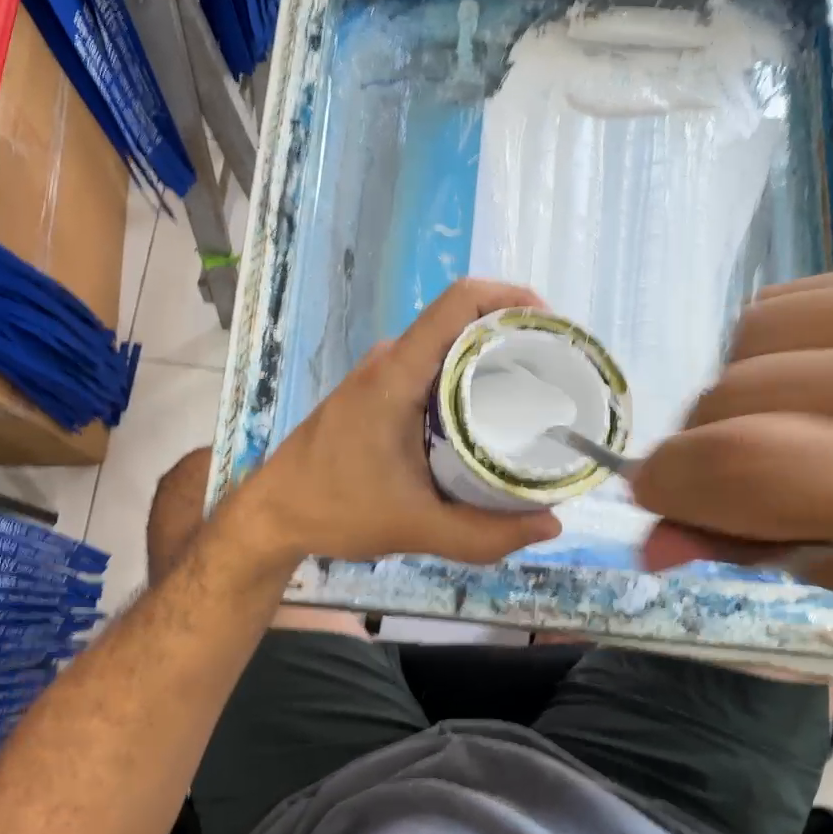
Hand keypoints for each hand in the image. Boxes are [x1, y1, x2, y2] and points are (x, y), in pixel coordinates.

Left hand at [237, 280, 562, 564]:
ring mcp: (379, 374)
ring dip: (492, 361)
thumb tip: (551, 526)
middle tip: (558, 374)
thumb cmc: (335, 511)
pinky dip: (466, 380)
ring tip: (537, 396)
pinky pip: (432, 369)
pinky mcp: (375, 393)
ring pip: (447, 348)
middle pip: (462, 322)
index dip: (513, 298)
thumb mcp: (416, 529)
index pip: (460, 302)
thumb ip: (484, 535)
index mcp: (397, 374)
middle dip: (516, 337)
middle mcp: (389, 361)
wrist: (273, 514)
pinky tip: (490, 418)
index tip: (554, 330)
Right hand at [629, 258, 832, 668]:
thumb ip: (792, 558)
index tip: (655, 510)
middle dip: (699, 448)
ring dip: (738, 392)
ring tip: (783, 433)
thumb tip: (662, 531)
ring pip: (769, 327)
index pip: (768, 465)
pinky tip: (827, 385)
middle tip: (721, 490)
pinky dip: (787, 348)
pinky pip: (824, 292)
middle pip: (752, 388)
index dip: (675, 486)